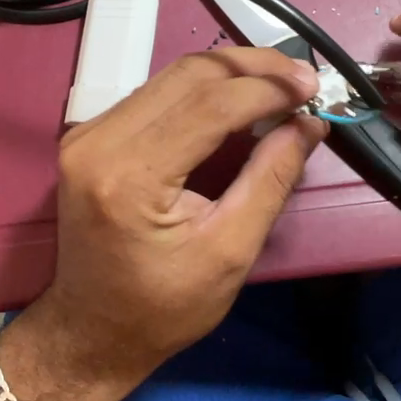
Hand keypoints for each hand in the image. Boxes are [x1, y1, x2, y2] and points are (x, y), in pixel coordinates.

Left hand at [13, 49, 327, 400]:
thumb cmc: (161, 309)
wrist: (90, 333)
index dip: (265, 88)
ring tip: (280, 82)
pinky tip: (238, 97)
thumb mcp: (230, 253)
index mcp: (130, 177)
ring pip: (170, 77)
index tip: (312, 87)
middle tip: (302, 76)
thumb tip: (309, 123)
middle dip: (251, 67)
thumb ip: (271, 180)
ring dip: (228, 73)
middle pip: (186, 76)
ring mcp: (87, 134)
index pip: (207, 106)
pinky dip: (202, 89)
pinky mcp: (89, 136)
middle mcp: (98, 141)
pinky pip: (155, 94)